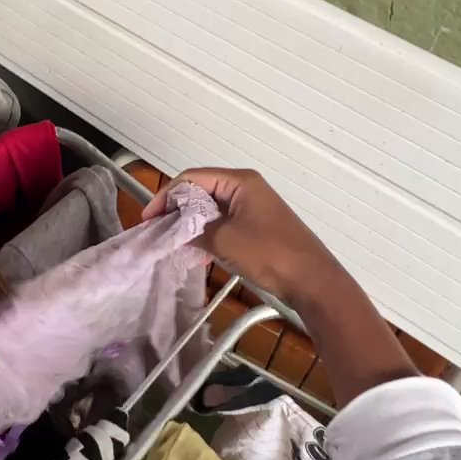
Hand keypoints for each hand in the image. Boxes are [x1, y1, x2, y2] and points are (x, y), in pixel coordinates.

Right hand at [142, 167, 345, 305]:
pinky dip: (206, 235)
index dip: (166, 196)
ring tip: (171, 243)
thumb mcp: (222, 240)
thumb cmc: (269, 253)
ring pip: (210, 210)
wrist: (312, 280)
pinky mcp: (255, 227)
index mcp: (239, 182)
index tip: (148, 218)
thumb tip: (172, 230)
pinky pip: (222, 224)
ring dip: (190, 225)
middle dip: (176, 210)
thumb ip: (193, 230)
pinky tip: (195, 254)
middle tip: (156, 230)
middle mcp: (245, 188)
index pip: (192, 178)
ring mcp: (251, 208)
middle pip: (200, 192)